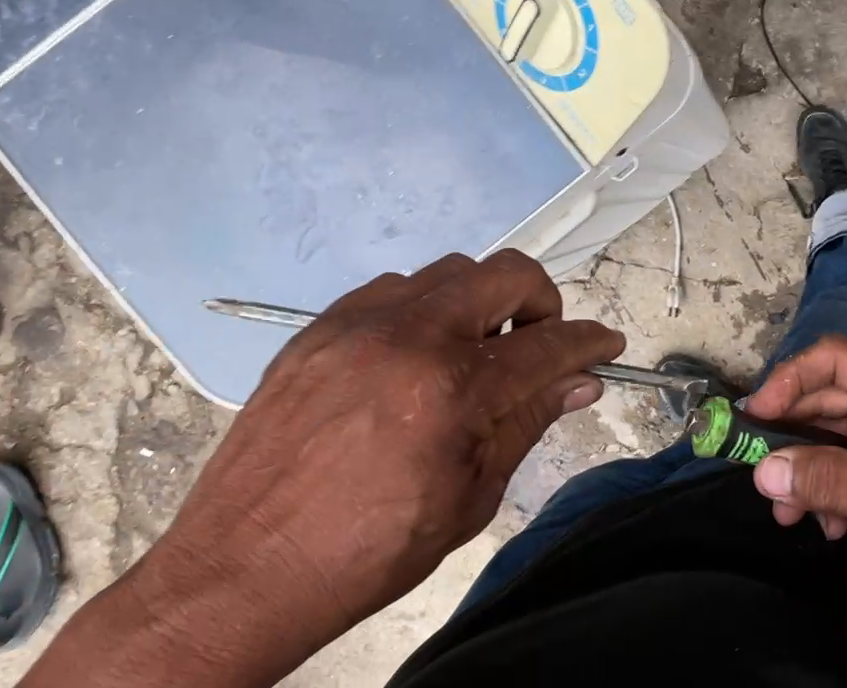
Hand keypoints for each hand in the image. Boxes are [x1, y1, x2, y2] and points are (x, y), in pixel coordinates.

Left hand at [36, 251, 623, 687]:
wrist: (239, 575)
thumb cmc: (370, 552)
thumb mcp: (470, 497)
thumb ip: (529, 423)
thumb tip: (580, 382)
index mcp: (454, 391)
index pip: (550, 343)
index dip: (591, 342)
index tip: (608, 345)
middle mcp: (410, 337)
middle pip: (508, 273)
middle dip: (542, 301)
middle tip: (538, 342)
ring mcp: (357, 325)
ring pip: (451, 270)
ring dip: (480, 302)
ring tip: (472, 352)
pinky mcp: (317, 330)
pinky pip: (393, 288)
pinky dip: (424, 308)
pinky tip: (414, 354)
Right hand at [743, 337, 846, 602]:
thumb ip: (829, 482)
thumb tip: (762, 471)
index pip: (833, 358)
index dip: (789, 379)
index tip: (753, 416)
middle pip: (823, 396)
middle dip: (788, 435)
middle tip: (755, 471)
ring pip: (825, 432)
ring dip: (802, 470)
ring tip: (787, 514)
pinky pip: (838, 460)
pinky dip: (822, 488)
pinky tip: (826, 526)